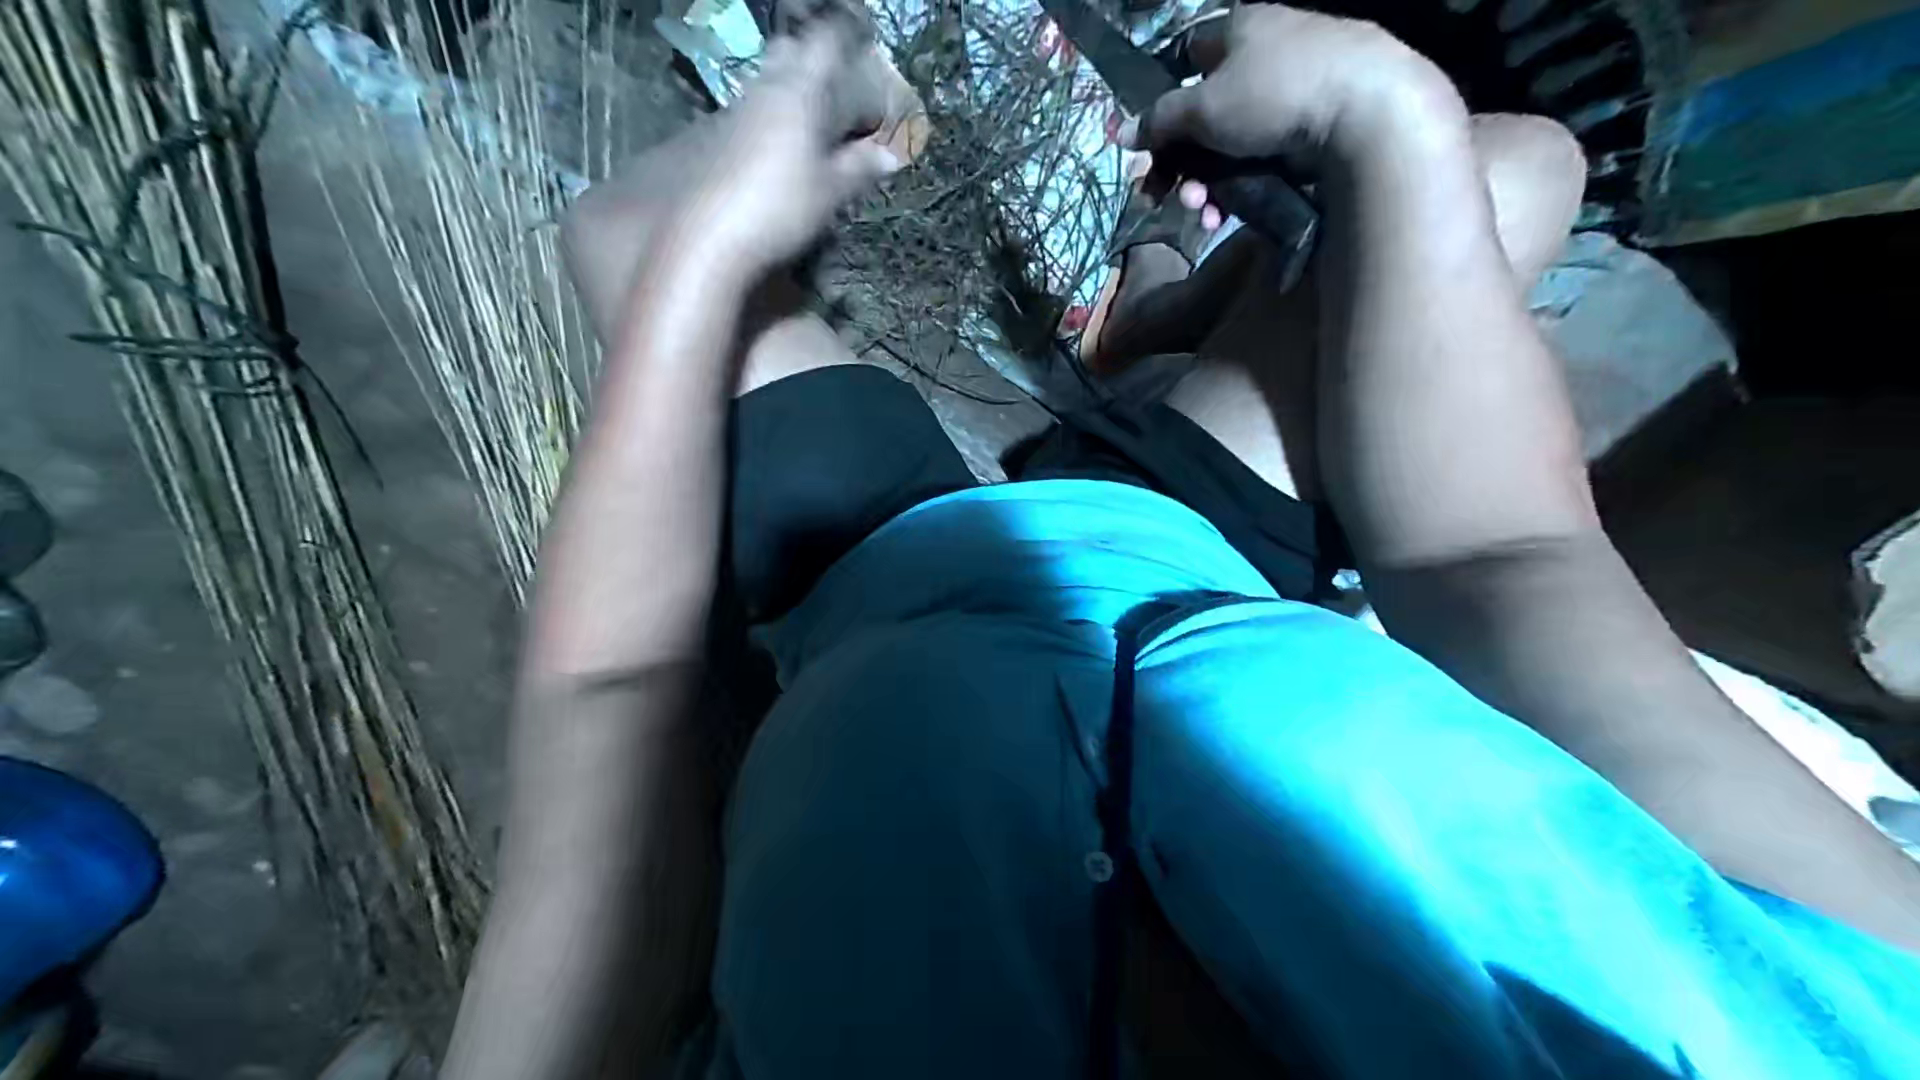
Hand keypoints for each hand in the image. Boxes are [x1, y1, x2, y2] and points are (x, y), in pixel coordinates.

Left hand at [562, 15, 901, 341]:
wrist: (712, 235)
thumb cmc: (781, 207)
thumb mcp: (831, 192)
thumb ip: (861, 167)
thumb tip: (893, 154)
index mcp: (799, 92)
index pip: (827, 43)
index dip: (848, 35)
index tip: (865, 37)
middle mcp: (765, 89)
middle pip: (792, 55)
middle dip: (815, 60)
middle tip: (837, 83)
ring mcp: (736, 110)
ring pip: (769, 83)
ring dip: (793, 92)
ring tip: (815, 121)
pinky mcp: (717, 136)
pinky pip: (753, 111)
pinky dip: (773, 118)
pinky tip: (782, 148)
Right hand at [1126, 5, 1468, 176]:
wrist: (1364, 111)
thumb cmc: (1273, 93)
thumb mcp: (1202, 107)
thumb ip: (1157, 121)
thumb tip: (1118, 132)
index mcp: (1236, 30)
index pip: (1180, 58)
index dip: (1157, 101)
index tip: (1144, 142)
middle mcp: (1259, 56)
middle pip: (1198, 116)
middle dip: (1177, 164)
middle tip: (1163, 196)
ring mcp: (1284, 94)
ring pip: (1223, 147)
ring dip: (1201, 185)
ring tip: (1201, 210)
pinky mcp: (1303, 130)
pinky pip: (1252, 160)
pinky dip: (1232, 188)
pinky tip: (1224, 214)